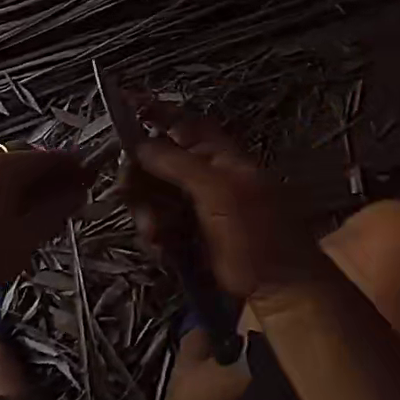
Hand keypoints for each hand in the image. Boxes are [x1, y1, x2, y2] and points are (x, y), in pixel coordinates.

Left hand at [0, 148, 89, 314]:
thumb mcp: (27, 236)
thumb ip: (57, 208)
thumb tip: (79, 191)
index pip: (46, 157)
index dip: (73, 167)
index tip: (93, 180)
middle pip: (27, 162)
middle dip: (53, 179)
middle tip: (75, 202)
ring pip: (10, 176)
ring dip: (34, 190)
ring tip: (52, 217)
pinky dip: (14, 197)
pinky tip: (23, 223)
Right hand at [132, 109, 324, 302]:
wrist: (277, 290)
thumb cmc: (257, 233)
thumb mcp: (219, 192)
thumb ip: (178, 164)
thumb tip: (139, 143)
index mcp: (218, 154)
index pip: (182, 121)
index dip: (155, 112)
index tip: (123, 108)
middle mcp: (202, 174)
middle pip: (156, 160)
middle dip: (140, 178)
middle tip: (129, 194)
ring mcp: (193, 205)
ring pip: (151, 195)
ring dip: (146, 213)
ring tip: (157, 234)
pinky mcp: (186, 234)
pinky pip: (156, 223)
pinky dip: (154, 236)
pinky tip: (163, 249)